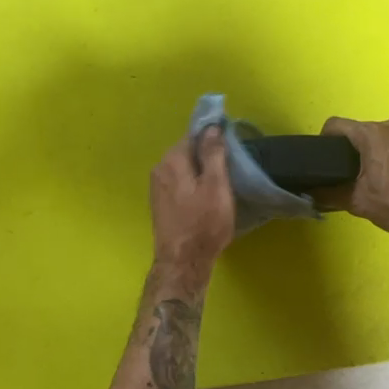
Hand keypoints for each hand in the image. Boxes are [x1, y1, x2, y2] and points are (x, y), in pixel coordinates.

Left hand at [150, 126, 234, 279]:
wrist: (183, 262)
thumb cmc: (204, 223)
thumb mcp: (216, 185)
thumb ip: (213, 153)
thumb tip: (212, 126)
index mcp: (172, 160)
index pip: (193, 135)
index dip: (213, 138)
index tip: (231, 149)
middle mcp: (159, 168)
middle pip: (187, 152)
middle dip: (207, 156)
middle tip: (230, 170)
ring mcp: (157, 187)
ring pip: (184, 170)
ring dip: (200, 173)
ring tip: (220, 186)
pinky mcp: (160, 203)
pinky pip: (179, 184)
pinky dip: (192, 186)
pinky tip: (205, 199)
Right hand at [317, 117, 388, 246]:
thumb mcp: (357, 201)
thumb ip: (328, 194)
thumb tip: (308, 194)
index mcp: (374, 134)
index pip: (336, 125)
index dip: (323, 141)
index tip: (322, 160)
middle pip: (358, 132)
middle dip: (348, 152)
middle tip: (344, 176)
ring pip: (377, 138)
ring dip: (368, 155)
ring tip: (367, 180)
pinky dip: (385, 157)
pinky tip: (388, 179)